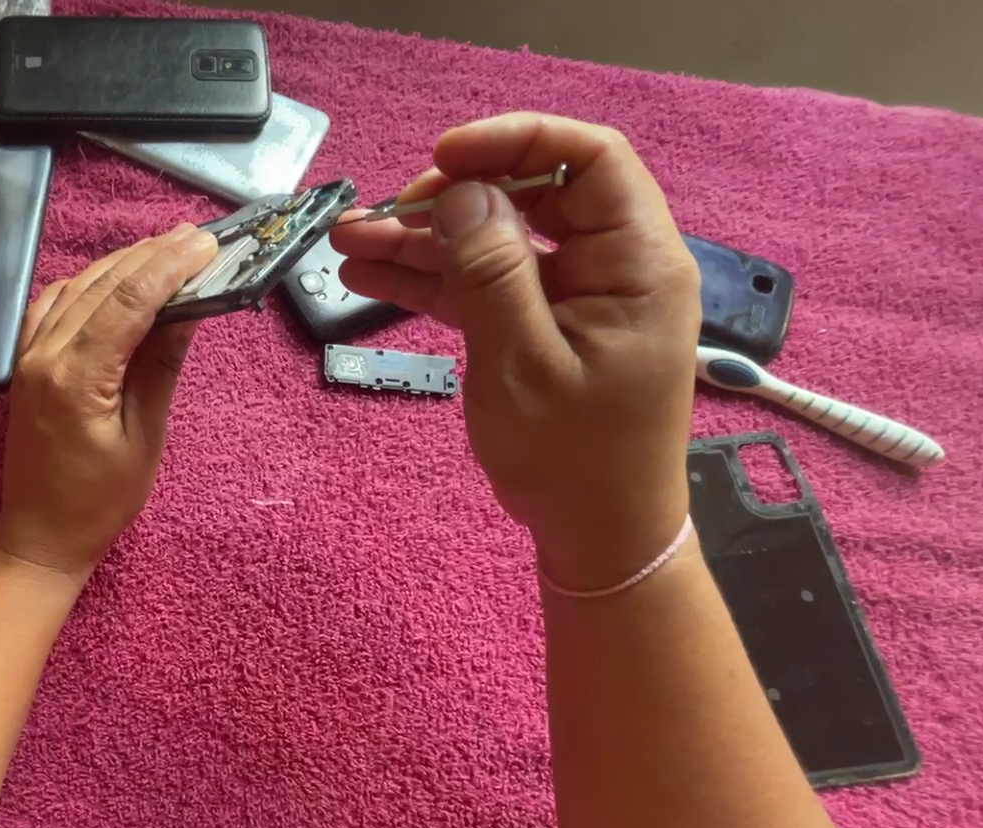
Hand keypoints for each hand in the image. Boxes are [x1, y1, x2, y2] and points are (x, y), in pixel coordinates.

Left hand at [0, 224, 219, 579]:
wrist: (40, 536)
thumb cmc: (98, 503)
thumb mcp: (144, 438)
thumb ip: (160, 367)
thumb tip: (188, 310)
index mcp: (76, 378)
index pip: (129, 300)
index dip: (170, 266)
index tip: (207, 244)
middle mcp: (44, 356)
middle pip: (102, 284)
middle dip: (151, 256)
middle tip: (196, 239)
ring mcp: (27, 359)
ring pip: (76, 289)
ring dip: (120, 265)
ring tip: (165, 251)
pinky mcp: (24, 366)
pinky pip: (52, 308)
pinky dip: (85, 286)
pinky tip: (111, 281)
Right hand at [331, 113, 702, 590]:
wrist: (591, 527)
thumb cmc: (572, 456)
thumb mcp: (524, 364)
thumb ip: (493, 275)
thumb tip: (462, 195)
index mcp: (634, 263)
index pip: (588, 163)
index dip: (515, 144)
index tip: (441, 158)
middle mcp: (603, 267)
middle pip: (524, 202)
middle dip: (446, 202)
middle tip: (375, 216)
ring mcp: (562, 299)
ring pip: (488, 248)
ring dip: (419, 244)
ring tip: (348, 242)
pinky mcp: (530, 329)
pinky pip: (477, 290)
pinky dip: (426, 284)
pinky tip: (370, 278)